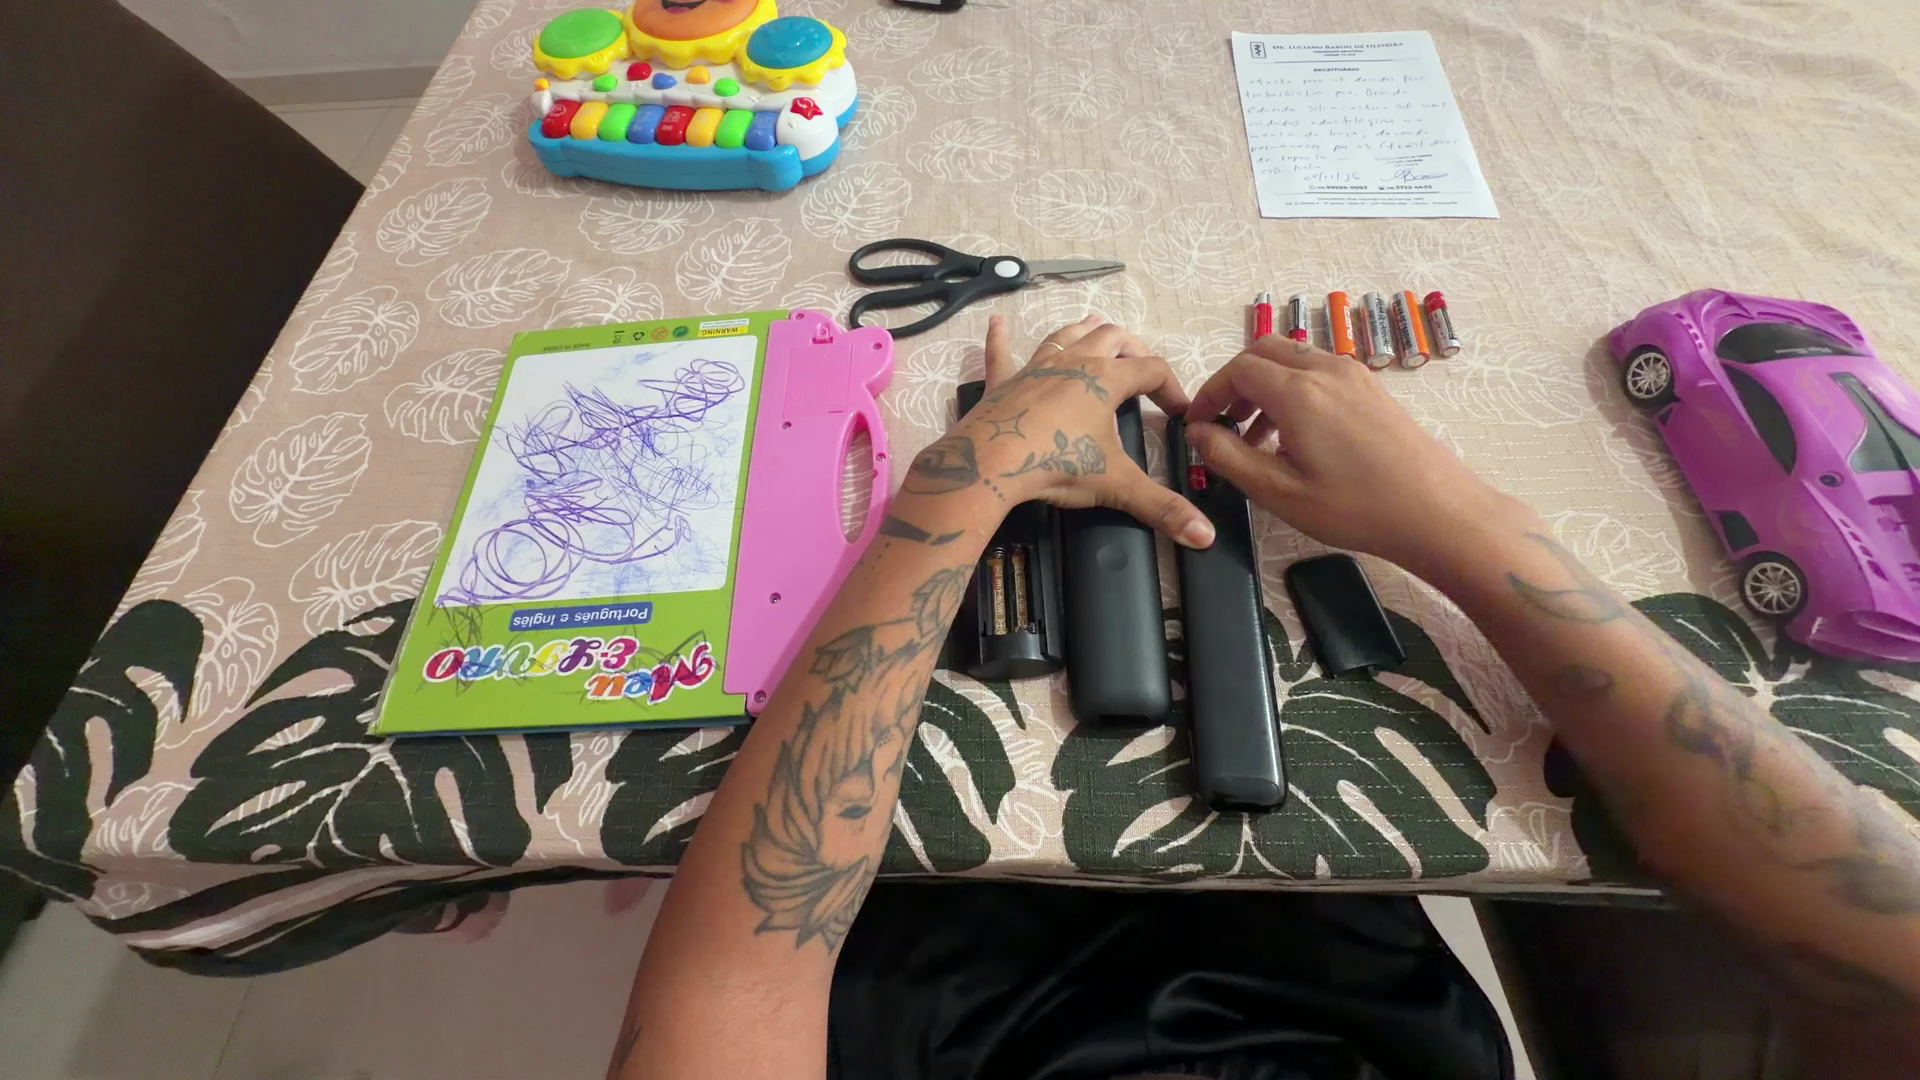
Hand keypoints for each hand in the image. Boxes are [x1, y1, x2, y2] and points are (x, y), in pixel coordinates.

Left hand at [912, 315, 1213, 548]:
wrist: (991, 463)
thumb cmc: (1057, 464)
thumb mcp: (1116, 486)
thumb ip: (1161, 508)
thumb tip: (1206, 536)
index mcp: (1106, 379)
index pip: (1152, 370)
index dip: (1172, 388)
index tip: (1179, 414)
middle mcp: (1073, 362)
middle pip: (1112, 338)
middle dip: (1133, 347)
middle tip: (1143, 365)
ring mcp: (1035, 368)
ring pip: (1066, 336)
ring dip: (1084, 330)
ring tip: (1096, 326)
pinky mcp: (1002, 383)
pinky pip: (1000, 353)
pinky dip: (998, 338)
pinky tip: (995, 322)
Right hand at [1183, 337, 1530, 573]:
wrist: (1437, 512)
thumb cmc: (1354, 507)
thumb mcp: (1277, 491)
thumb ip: (1228, 456)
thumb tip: (1197, 432)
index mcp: (1299, 393)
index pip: (1238, 369)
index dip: (1209, 393)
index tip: (1197, 425)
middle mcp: (1326, 371)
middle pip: (1263, 351)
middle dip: (1233, 382)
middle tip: (1221, 422)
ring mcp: (1354, 376)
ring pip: (1292, 359)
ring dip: (1262, 386)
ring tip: (1253, 436)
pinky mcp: (1371, 388)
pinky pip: (1317, 372)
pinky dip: (1291, 390)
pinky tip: (1292, 435)